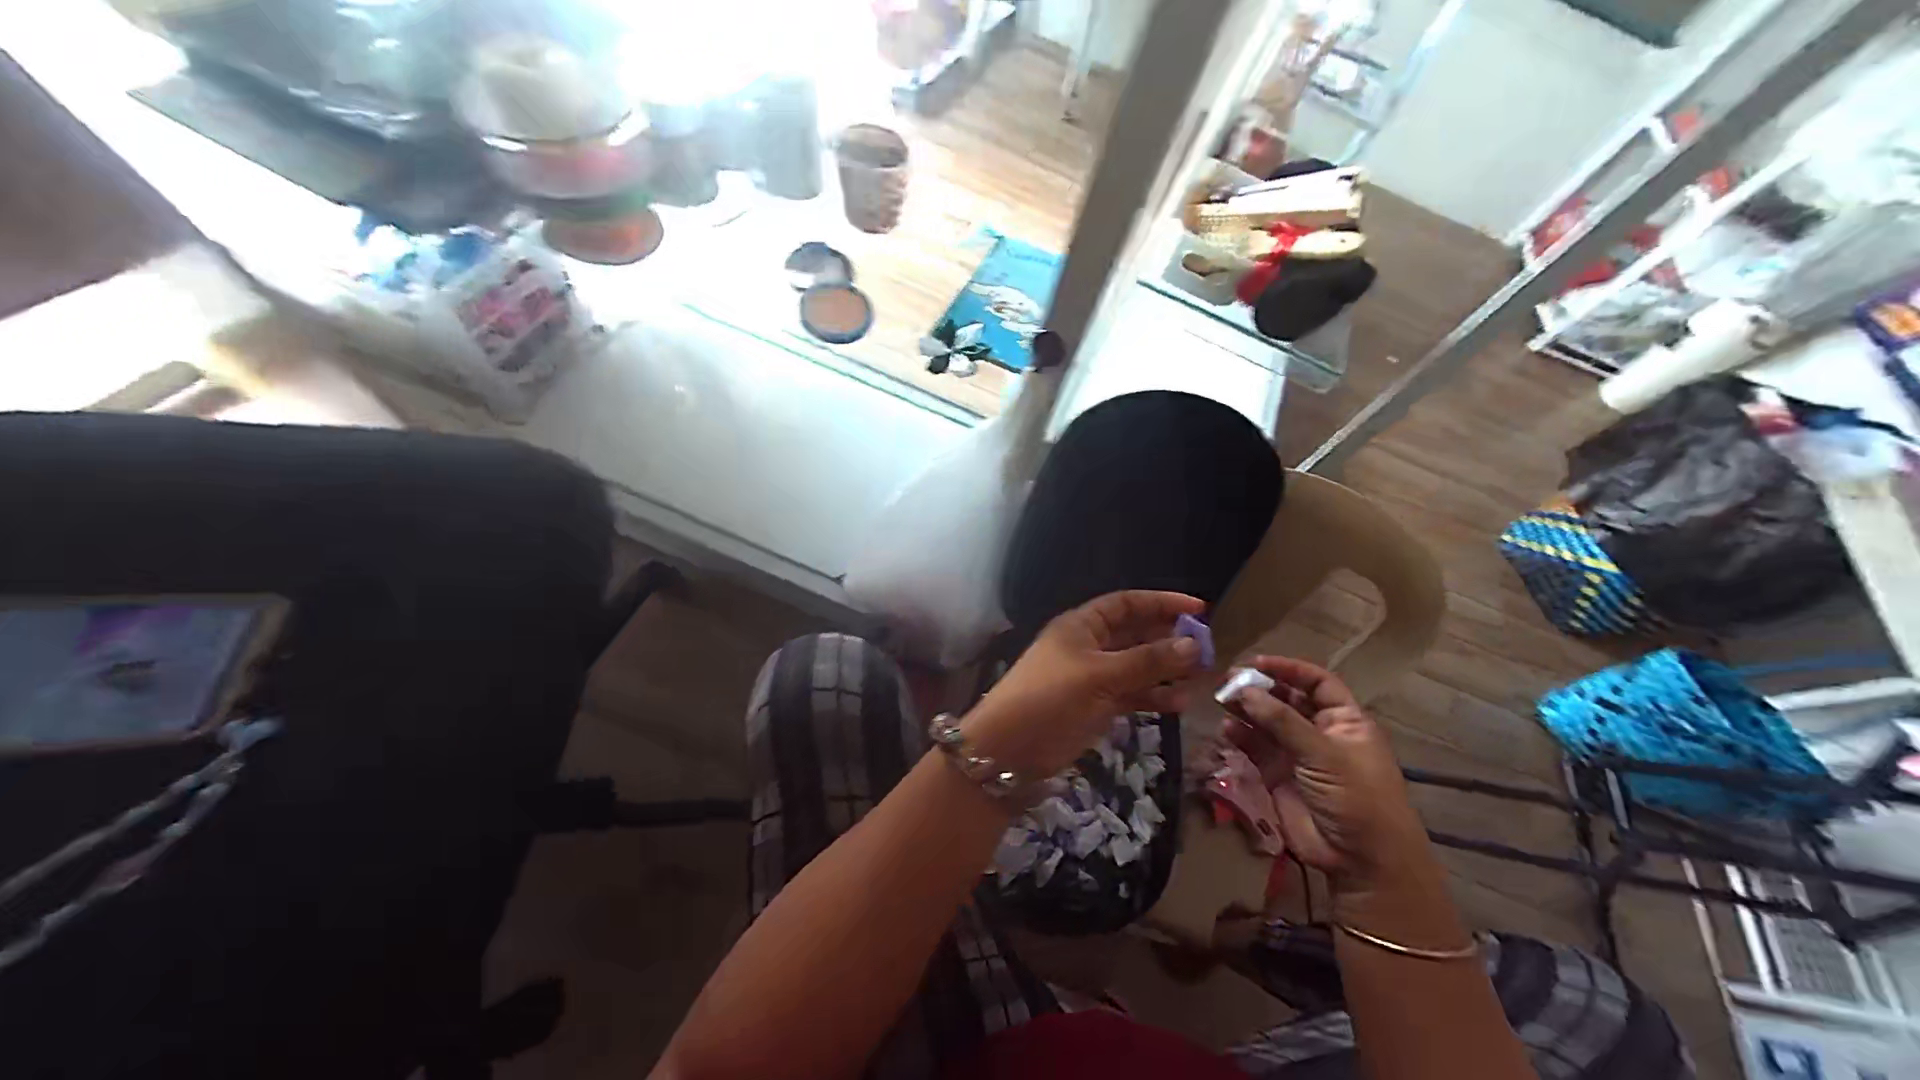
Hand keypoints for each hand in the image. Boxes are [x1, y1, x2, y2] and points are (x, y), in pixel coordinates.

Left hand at [962, 591, 1205, 777]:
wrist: (1009, 750)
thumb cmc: (1049, 700)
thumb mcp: (1100, 677)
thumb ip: (1147, 661)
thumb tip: (1192, 645)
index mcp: (1081, 626)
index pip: (1126, 604)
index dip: (1161, 603)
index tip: (1198, 610)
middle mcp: (1088, 646)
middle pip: (1134, 634)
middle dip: (1168, 639)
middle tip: (1206, 649)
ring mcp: (1092, 678)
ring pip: (1136, 666)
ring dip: (1166, 670)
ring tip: (1199, 677)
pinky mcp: (1095, 706)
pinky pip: (1131, 694)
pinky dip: (1153, 696)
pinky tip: (1179, 704)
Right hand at [1221, 656, 1437, 917]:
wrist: (1360, 860)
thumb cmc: (1357, 798)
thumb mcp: (1325, 754)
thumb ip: (1283, 720)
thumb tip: (1245, 689)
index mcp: (1345, 721)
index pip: (1316, 683)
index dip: (1289, 670)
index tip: (1256, 662)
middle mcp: (1320, 733)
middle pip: (1286, 700)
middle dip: (1260, 689)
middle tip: (1228, 682)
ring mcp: (1297, 755)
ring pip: (1266, 723)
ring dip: (1245, 711)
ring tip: (1222, 702)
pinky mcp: (1276, 776)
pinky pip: (1254, 748)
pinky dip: (1239, 737)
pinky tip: (1226, 730)